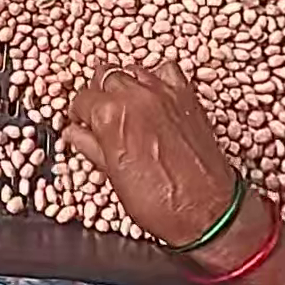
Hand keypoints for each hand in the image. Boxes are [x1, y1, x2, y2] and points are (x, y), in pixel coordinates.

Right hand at [61, 61, 271, 252]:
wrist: (208, 213)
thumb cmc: (162, 202)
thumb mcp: (113, 175)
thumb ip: (91, 146)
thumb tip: (75, 133)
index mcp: (110, 115)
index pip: (82, 99)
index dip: (79, 113)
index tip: (82, 123)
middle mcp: (134, 96)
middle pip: (105, 77)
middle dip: (99, 95)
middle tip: (101, 116)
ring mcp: (163, 93)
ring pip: (132, 70)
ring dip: (125, 85)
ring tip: (126, 106)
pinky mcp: (186, 96)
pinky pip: (166, 70)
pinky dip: (156, 78)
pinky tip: (153, 96)